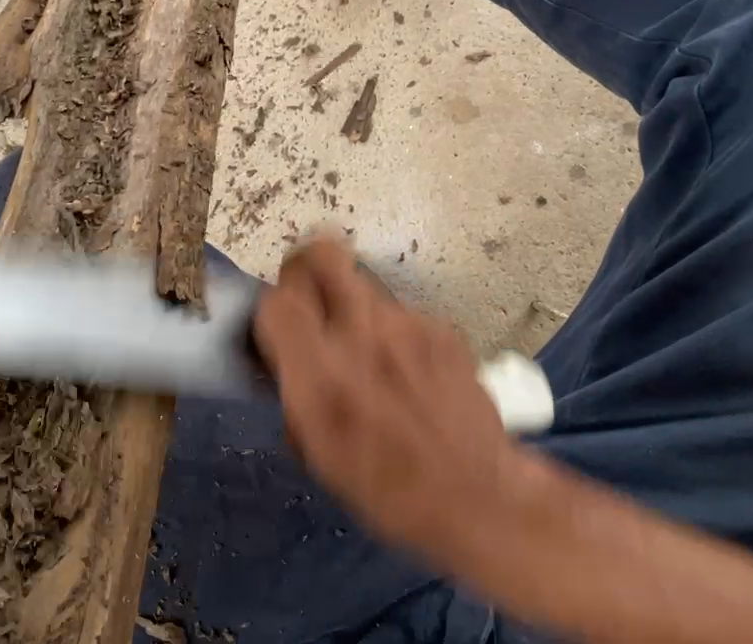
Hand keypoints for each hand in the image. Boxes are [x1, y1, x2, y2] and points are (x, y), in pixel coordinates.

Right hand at [253, 236, 527, 566]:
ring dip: (353, 307)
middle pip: (320, 255)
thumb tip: (284, 359)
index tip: (279, 330)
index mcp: (320, 372)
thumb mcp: (315, 452)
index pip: (276, 299)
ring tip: (368, 351)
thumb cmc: (385, 488)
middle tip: (311, 304)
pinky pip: (402, 312)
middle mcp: (360, 333)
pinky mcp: (442, 327)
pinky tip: (408, 371)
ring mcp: (407, 324)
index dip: (272, 309)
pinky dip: (395, 332)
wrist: (480, 499)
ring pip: (362, 284)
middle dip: (307, 270)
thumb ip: (293, 392)